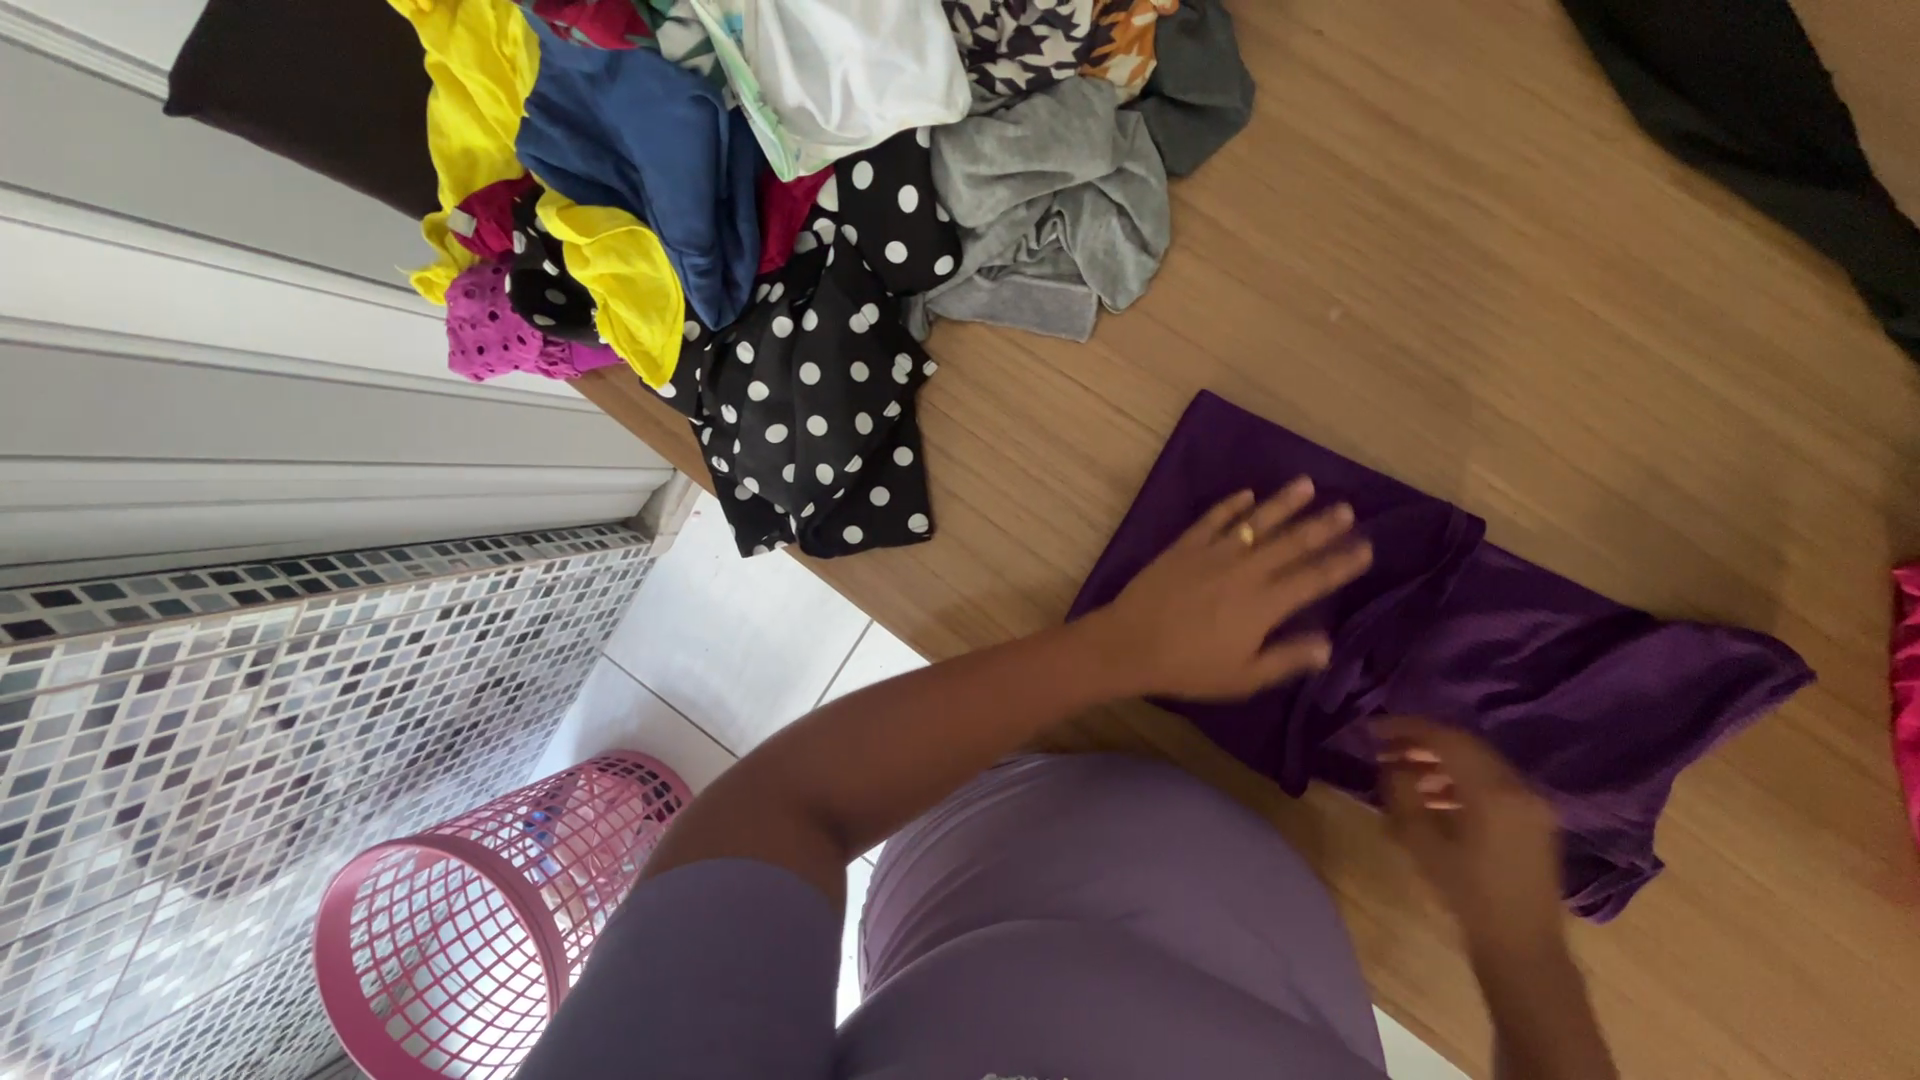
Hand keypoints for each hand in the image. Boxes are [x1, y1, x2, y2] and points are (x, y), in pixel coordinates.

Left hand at [1078, 479, 1372, 699]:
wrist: (1129, 644)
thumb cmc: (1188, 668)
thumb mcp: (1243, 677)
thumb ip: (1287, 659)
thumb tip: (1328, 645)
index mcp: (1265, 605)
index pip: (1314, 578)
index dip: (1342, 563)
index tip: (1365, 546)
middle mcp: (1245, 571)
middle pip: (1291, 543)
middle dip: (1322, 526)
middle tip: (1347, 509)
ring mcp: (1213, 554)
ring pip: (1256, 522)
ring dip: (1282, 503)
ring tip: (1306, 485)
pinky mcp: (1184, 547)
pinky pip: (1212, 519)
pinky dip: (1230, 505)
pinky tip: (1246, 494)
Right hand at [1375, 716, 1565, 951]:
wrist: (1521, 944)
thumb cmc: (1466, 894)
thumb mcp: (1421, 842)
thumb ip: (1402, 794)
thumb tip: (1391, 764)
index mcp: (1493, 791)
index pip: (1446, 739)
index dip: (1406, 727)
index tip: (1373, 728)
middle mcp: (1519, 787)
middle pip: (1465, 746)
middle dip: (1422, 742)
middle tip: (1384, 747)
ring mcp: (1532, 803)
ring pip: (1479, 763)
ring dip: (1440, 761)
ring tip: (1402, 773)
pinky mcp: (1534, 819)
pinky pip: (1493, 783)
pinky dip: (1461, 779)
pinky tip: (1433, 796)